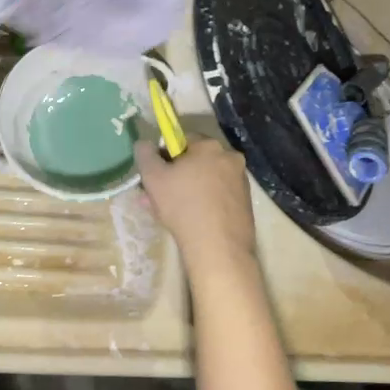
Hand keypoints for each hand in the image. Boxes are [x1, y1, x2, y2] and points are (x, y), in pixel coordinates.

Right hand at [133, 134, 255, 278]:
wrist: (218, 248)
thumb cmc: (183, 205)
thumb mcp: (152, 177)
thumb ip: (145, 154)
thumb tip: (145, 143)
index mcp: (210, 146)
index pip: (182, 140)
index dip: (165, 155)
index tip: (156, 174)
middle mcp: (230, 159)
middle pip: (195, 162)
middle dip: (175, 176)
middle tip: (157, 195)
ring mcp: (241, 183)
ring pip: (205, 181)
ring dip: (186, 191)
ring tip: (167, 212)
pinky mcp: (245, 205)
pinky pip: (217, 197)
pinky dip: (202, 203)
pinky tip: (188, 220)